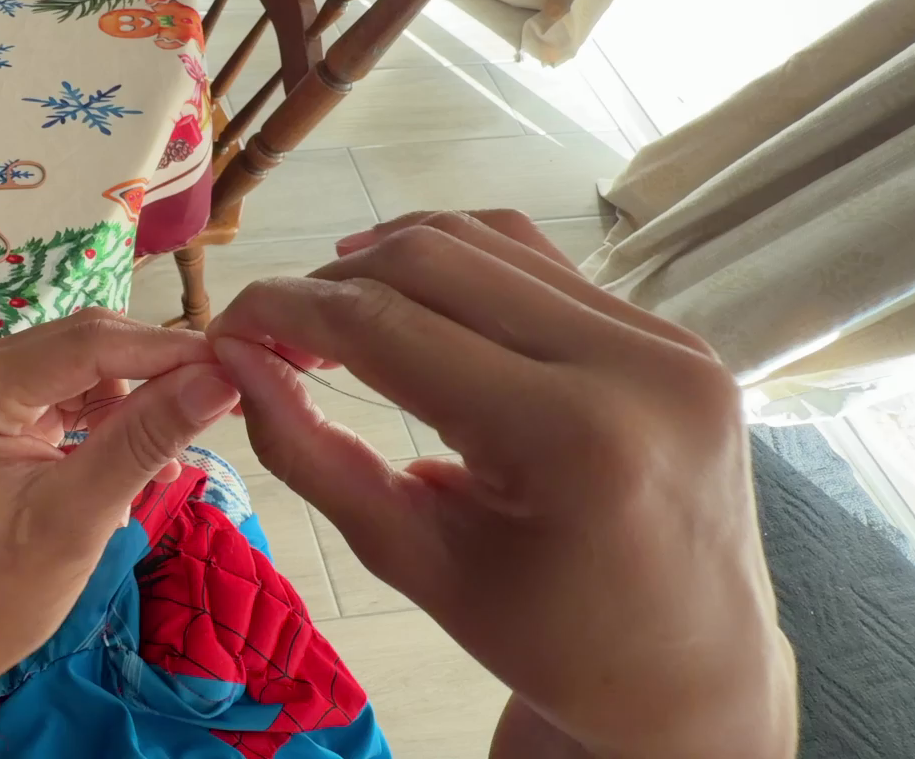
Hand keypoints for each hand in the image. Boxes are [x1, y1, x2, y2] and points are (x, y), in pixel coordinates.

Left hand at [0, 307, 237, 690]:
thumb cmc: (0, 592)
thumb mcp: (78, 516)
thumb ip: (145, 440)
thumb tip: (218, 380)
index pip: (87, 343)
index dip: (166, 349)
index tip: (235, 366)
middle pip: (88, 344)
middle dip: (158, 367)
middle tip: (226, 396)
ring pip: (89, 364)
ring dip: (142, 394)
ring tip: (186, 436)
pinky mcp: (8, 407)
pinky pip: (77, 391)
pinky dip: (118, 416)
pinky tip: (152, 455)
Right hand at [207, 211, 796, 758]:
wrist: (689, 674)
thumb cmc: (539, 637)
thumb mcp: (399, 553)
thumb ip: (300, 446)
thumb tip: (231, 354)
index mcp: (571, 438)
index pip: (381, 325)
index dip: (281, 310)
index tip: (225, 327)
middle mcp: (631, 361)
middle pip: (422, 260)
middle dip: (321, 287)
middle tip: (272, 336)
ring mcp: (659, 334)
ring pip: (468, 239)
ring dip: (372, 266)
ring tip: (326, 318)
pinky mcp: (659, 327)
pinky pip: (519, 250)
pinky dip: (438, 252)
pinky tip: (395, 286)